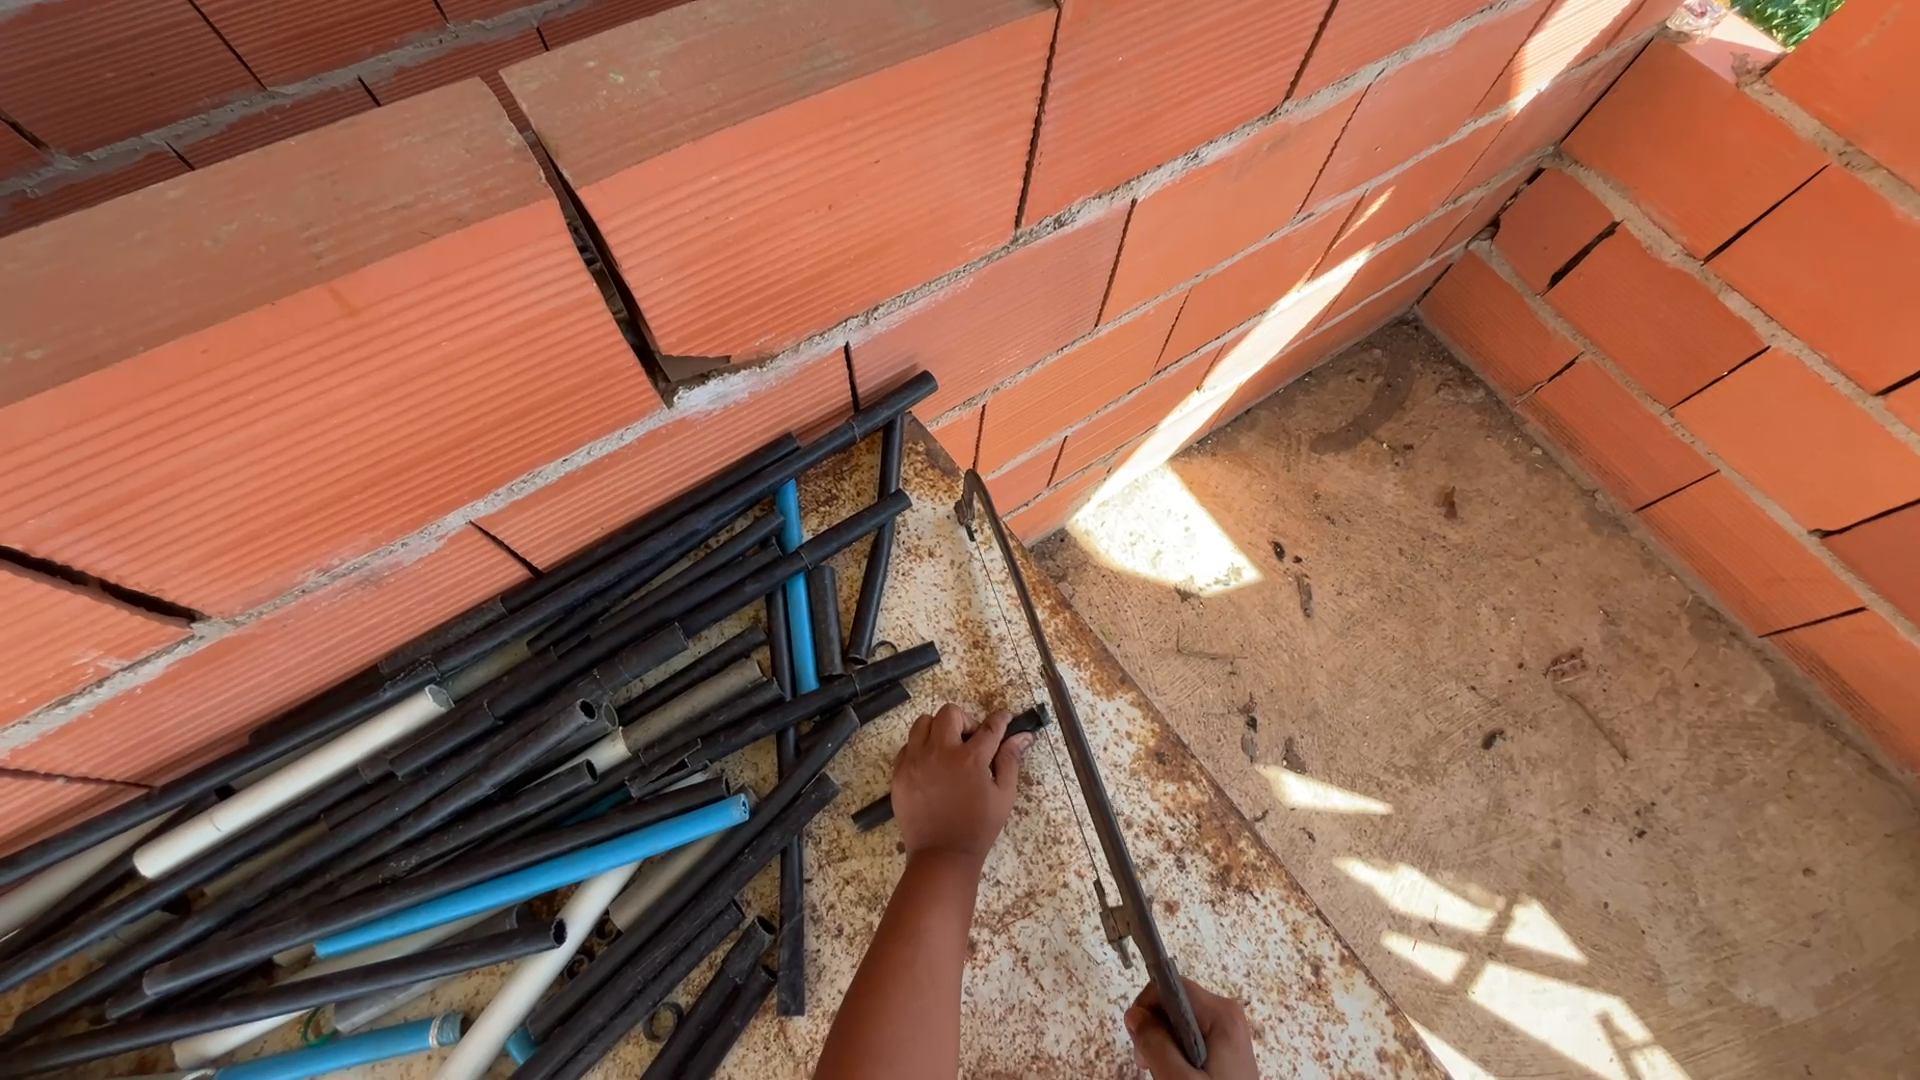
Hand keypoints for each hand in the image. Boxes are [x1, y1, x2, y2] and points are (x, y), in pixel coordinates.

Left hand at [889, 704, 1032, 866]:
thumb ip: (1011, 761)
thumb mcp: (1003, 795)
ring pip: (923, 723)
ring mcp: (916, 761)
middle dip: (965, 721)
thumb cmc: (978, 827)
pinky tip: (930, 766)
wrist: (942, 855)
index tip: (1004, 718)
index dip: (1000, 719)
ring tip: (947, 750)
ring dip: (938, 729)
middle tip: (970, 741)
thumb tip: (1022, 736)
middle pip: (950, 713)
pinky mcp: (899, 773)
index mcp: (970, 759)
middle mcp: (940, 752)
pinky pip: (907, 746)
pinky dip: (920, 748)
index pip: (990, 727)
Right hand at [1125, 977, 1258, 1079]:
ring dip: (1163, 1045)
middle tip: (1149, 1066)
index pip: (1170, 985)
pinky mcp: (1225, 1048)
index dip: (1147, 1008)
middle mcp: (1226, 1014)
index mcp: (1221, 1014)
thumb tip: (1134, 1013)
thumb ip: (1155, 1044)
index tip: (1139, 1041)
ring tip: (1165, 1075)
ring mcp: (1227, 1031)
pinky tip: (1179, 1076)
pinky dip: (1177, 1054)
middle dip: (1154, 1030)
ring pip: (1178, 1022)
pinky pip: (1190, 1037)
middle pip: (1173, 1003)